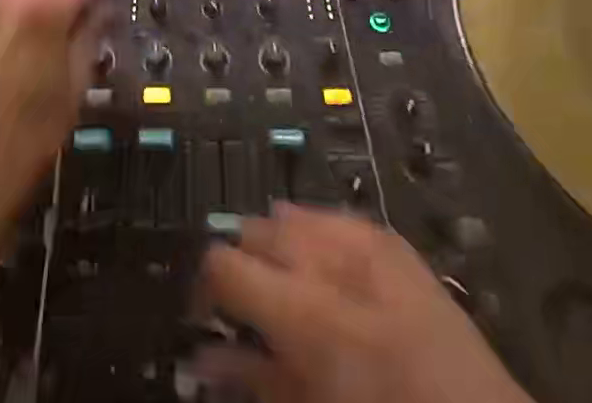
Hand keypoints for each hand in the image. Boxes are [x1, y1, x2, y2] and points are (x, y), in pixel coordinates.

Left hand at [0, 0, 106, 248]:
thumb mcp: (71, 95)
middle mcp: (0, 4)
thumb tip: (99, 14)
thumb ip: (88, 42)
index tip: (106, 5)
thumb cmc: (24, 146)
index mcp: (36, 16)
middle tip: (82, 15)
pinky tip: (16, 37)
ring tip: (51, 27)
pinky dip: (7, 10)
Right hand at [197, 203, 532, 402]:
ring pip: (286, 216)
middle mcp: (326, 261)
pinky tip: (324, 268)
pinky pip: (332, 218)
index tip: (209, 314)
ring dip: (277, 247)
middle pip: (251, 231)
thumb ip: (251, 375)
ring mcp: (363, 244)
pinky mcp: (391, 242)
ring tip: (291, 285)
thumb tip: (200, 355)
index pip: (220, 262)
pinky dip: (316, 235)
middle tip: (253, 307)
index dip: (205, 286)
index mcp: (302, 309)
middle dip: (244, 264)